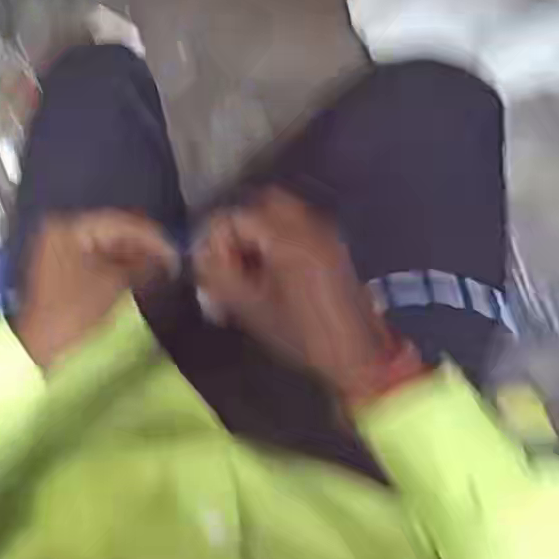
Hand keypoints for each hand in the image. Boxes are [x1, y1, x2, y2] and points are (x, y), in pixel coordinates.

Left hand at [15, 210, 179, 368]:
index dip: (153, 238)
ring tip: (164, 275)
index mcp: (68, 228)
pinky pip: (98, 263)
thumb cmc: (78, 314)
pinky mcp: (63, 273)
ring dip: (135, 260)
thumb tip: (168, 259)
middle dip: (145, 249)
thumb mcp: (117, 285)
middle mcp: (61, 233)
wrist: (43, 354)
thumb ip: (145, 265)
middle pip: (113, 233)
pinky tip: (143, 281)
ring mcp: (59, 253)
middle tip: (175, 265)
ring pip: (107, 249)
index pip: (120, 222)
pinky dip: (120, 271)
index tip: (179, 254)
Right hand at [193, 189, 423, 405]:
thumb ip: (218, 275)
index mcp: (287, 240)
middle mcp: (309, 227)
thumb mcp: (250, 308)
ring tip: (250, 262)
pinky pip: (297, 224)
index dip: (218, 242)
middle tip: (232, 257)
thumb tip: (200, 254)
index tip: (218, 270)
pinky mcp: (332, 246)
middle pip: (262, 202)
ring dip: (258, 230)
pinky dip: (277, 236)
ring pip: (281, 211)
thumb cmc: (301, 334)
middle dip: (239, 227)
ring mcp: (326, 234)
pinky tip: (271, 268)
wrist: (358, 356)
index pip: (236, 218)